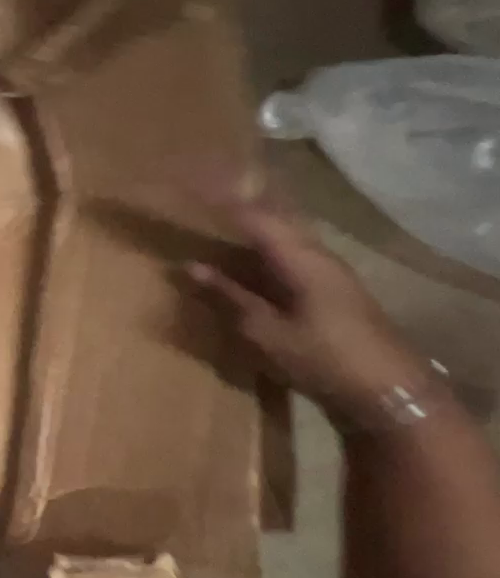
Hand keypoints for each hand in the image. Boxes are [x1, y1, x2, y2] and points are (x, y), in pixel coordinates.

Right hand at [186, 194, 431, 427]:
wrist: (386, 391)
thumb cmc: (322, 357)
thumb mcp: (265, 330)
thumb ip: (229, 295)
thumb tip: (191, 265)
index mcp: (303, 261)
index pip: (257, 219)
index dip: (223, 202)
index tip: (191, 186)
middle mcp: (318, 258)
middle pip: (276, 220)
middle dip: (241, 206)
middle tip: (202, 192)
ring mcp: (326, 275)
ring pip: (283, 238)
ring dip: (251, 226)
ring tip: (216, 217)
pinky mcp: (327, 292)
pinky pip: (287, 257)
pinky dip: (260, 249)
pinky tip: (242, 255)